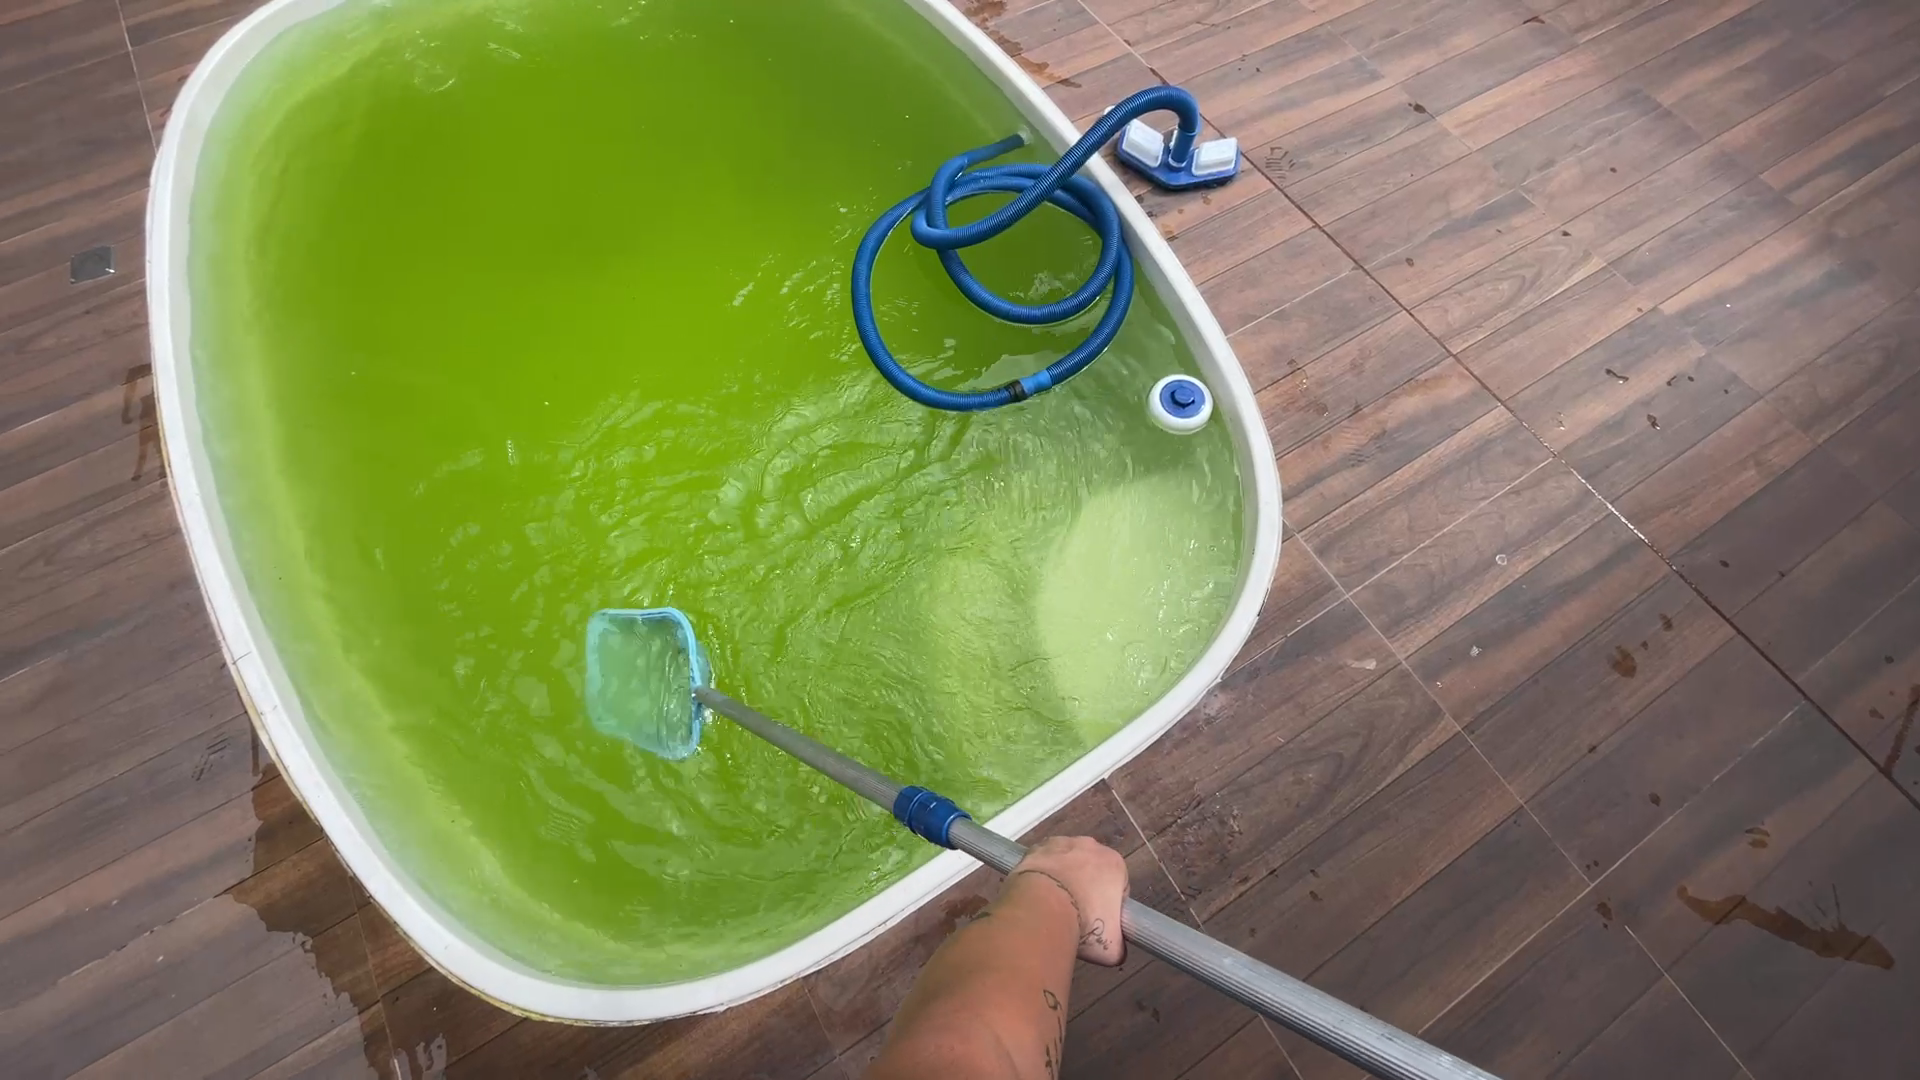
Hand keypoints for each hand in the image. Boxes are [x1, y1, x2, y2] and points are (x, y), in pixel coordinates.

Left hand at [1006, 836, 1127, 965]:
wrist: (1043, 908)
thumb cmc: (1085, 924)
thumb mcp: (1112, 948)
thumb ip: (1118, 944)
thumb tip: (1114, 948)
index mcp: (1114, 864)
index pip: (1118, 884)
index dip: (1110, 904)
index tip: (1099, 921)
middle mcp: (1089, 846)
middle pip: (1091, 868)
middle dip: (1085, 886)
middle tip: (1076, 913)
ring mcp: (1060, 843)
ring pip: (1065, 862)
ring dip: (1062, 878)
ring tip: (1053, 906)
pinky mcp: (1035, 847)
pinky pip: (1042, 862)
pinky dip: (1041, 874)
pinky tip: (1037, 896)